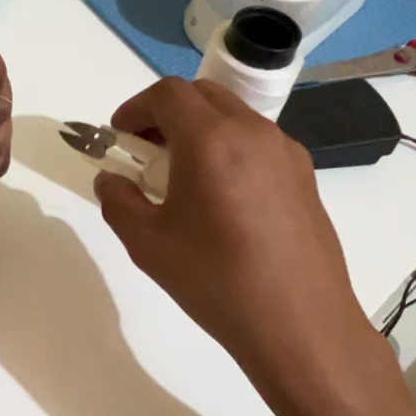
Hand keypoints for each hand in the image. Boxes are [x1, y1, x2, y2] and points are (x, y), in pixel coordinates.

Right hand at [94, 77, 382, 398]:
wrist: (297, 321)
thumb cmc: (215, 281)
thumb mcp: (149, 245)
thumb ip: (120, 203)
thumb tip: (110, 180)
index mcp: (210, 140)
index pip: (168, 94)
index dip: (136, 107)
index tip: (120, 136)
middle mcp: (253, 132)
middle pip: (204, 96)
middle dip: (168, 114)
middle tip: (145, 152)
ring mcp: (286, 153)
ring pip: (235, 118)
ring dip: (201, 132)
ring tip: (181, 180)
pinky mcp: (305, 178)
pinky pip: (259, 146)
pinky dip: (230, 153)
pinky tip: (221, 202)